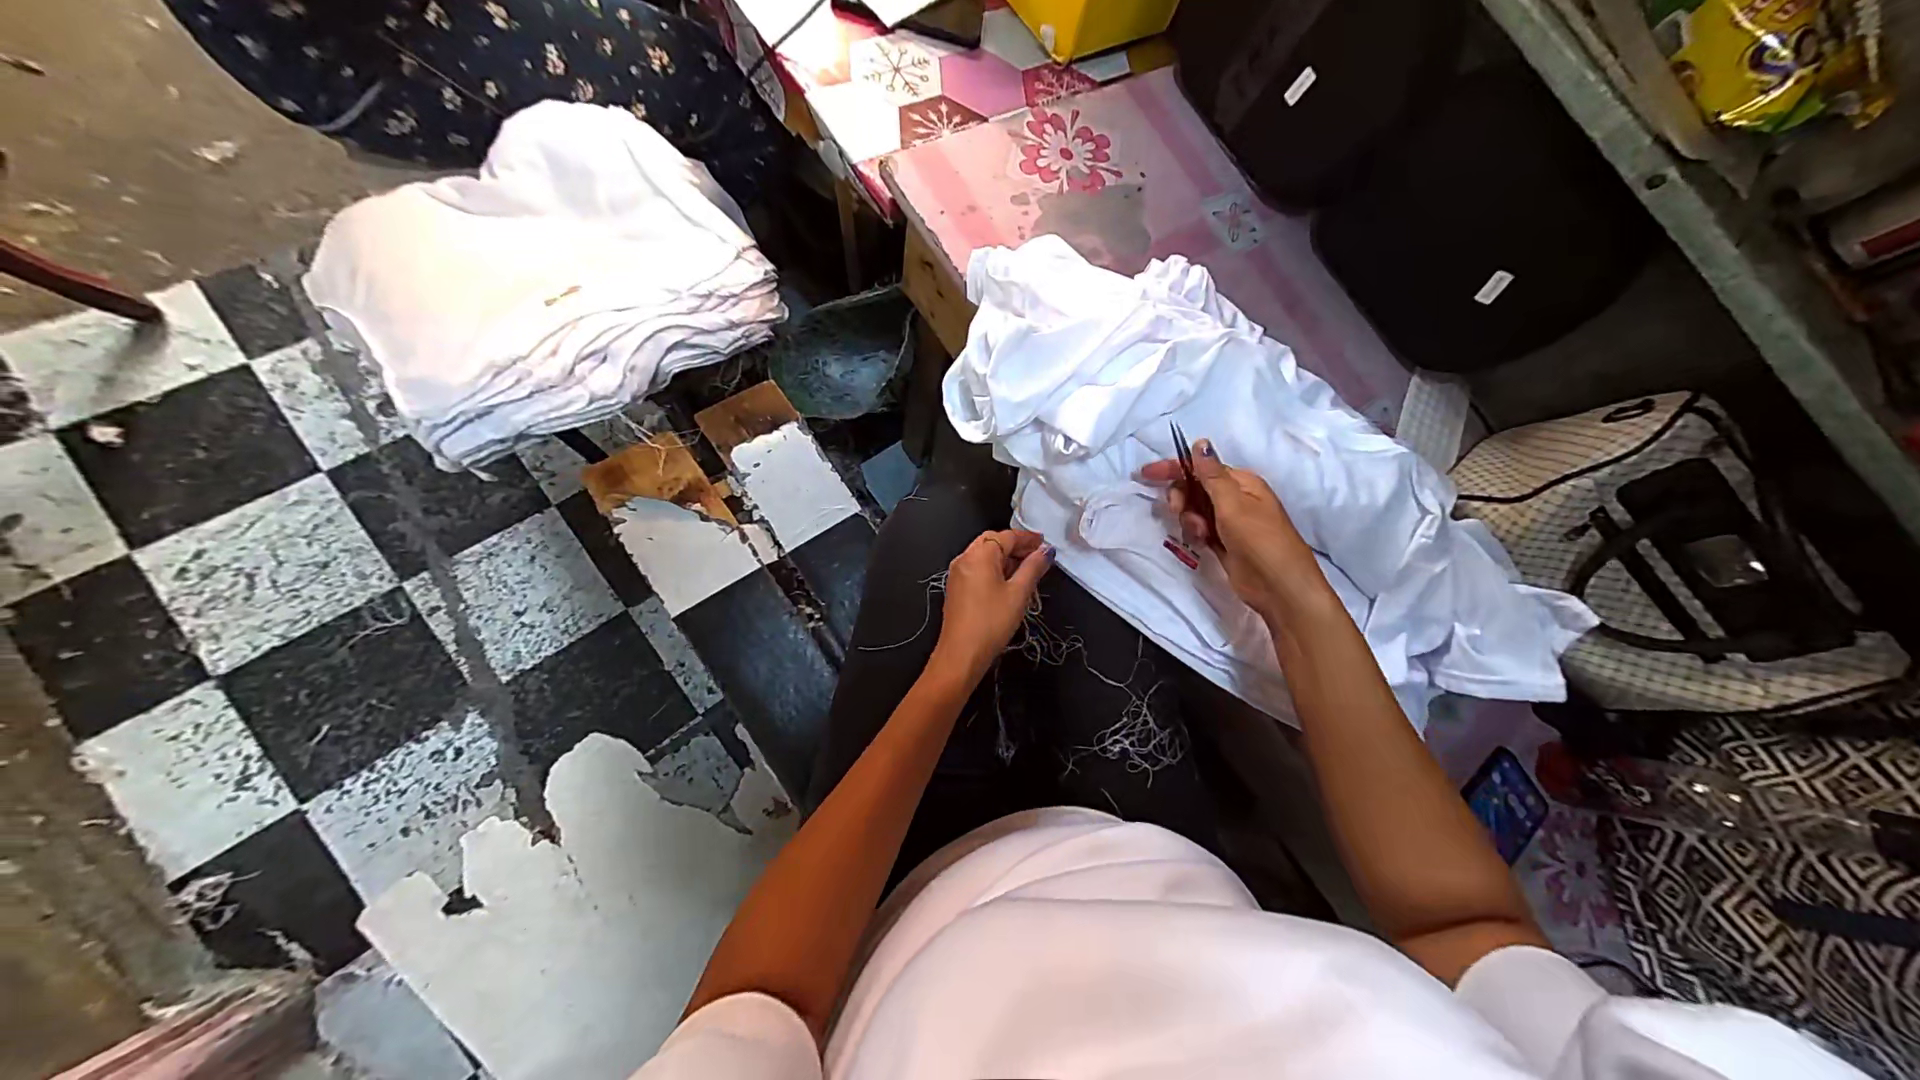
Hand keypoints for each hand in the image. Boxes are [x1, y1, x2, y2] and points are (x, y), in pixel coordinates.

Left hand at [930, 529, 1054, 681]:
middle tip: (1037, 555)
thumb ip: (1033, 568)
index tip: (1044, 543)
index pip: (1006, 536)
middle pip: (993, 543)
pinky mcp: (956, 589)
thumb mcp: (1019, 593)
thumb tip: (1046, 552)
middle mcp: (964, 559)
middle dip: (1016, 547)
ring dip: (1006, 559)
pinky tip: (1010, 583)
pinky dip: (995, 570)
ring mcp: (957, 574)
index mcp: (978, 555)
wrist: (961, 654)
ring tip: (1028, 570)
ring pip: (985, 557)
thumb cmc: (991, 622)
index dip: (1027, 538)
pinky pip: (978, 570)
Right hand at [1142, 438, 1327, 620]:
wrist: (1279, 587)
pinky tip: (1202, 542)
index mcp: (1242, 483)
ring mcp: (1230, 522)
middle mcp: (1236, 498)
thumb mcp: (1233, 504)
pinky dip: (1196, 532)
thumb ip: (1212, 475)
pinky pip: (1201, 529)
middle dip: (1183, 497)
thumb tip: (1200, 443)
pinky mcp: (1224, 542)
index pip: (1202, 468)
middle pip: (1196, 488)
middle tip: (1178, 511)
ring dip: (1191, 518)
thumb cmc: (1259, 540)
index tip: (1146, 474)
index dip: (1173, 469)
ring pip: (1195, 510)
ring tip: (1201, 533)